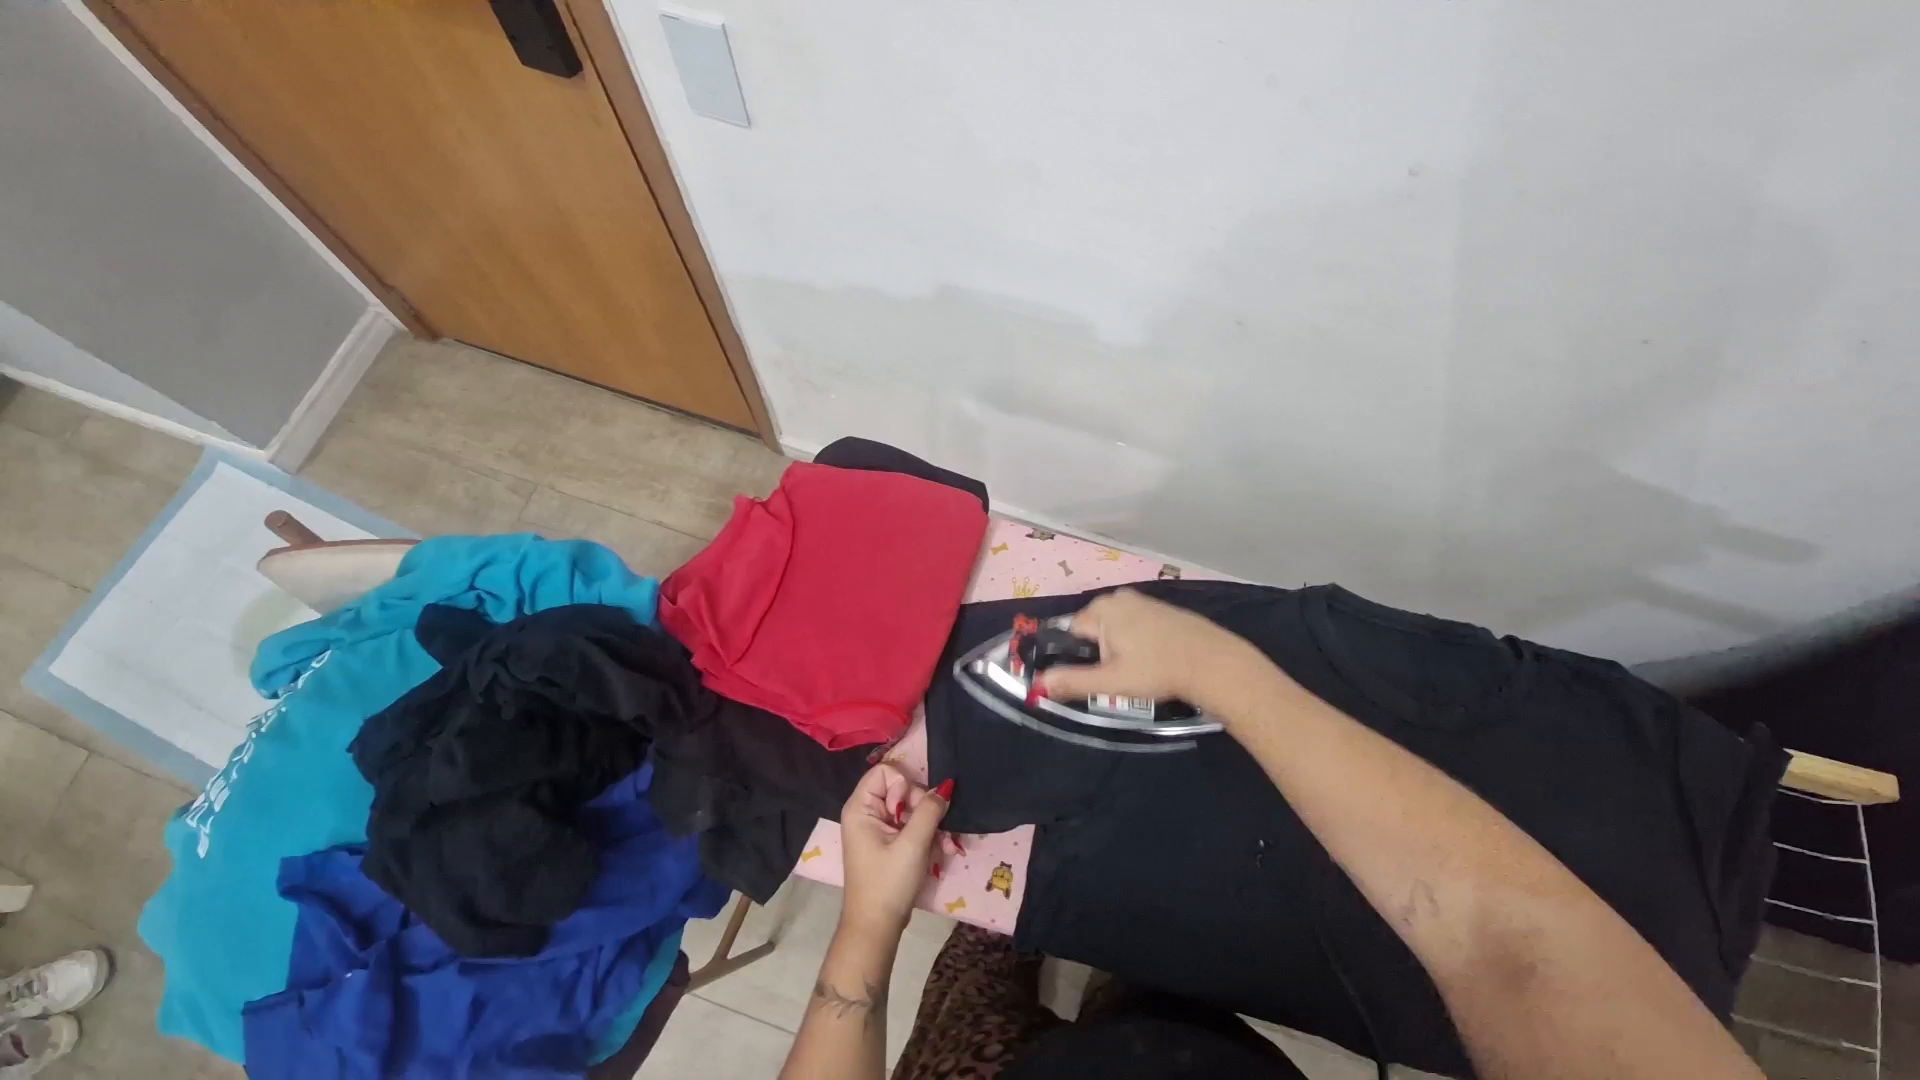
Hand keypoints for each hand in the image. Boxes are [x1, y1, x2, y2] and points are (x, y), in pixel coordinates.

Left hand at [837, 764, 951, 938]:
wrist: (877, 927)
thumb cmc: (888, 883)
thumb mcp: (913, 844)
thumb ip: (929, 810)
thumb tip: (946, 786)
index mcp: (860, 808)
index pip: (885, 771)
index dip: (903, 786)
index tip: (908, 812)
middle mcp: (867, 813)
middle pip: (902, 789)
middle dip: (925, 807)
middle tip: (938, 829)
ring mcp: (879, 828)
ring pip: (912, 809)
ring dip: (933, 824)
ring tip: (949, 845)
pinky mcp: (891, 843)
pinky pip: (913, 826)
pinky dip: (929, 835)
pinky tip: (946, 849)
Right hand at [1037, 588, 1258, 712]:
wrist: (1213, 663)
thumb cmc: (1157, 670)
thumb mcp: (1111, 682)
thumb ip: (1073, 681)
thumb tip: (1039, 684)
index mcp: (1101, 609)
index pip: (1071, 632)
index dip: (1080, 657)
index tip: (1097, 676)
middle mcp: (1119, 597)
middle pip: (1093, 630)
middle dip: (1101, 653)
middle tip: (1120, 677)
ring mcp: (1143, 601)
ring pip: (1115, 629)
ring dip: (1121, 650)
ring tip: (1140, 671)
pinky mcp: (1162, 610)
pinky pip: (1136, 626)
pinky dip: (1139, 643)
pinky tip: (1155, 660)